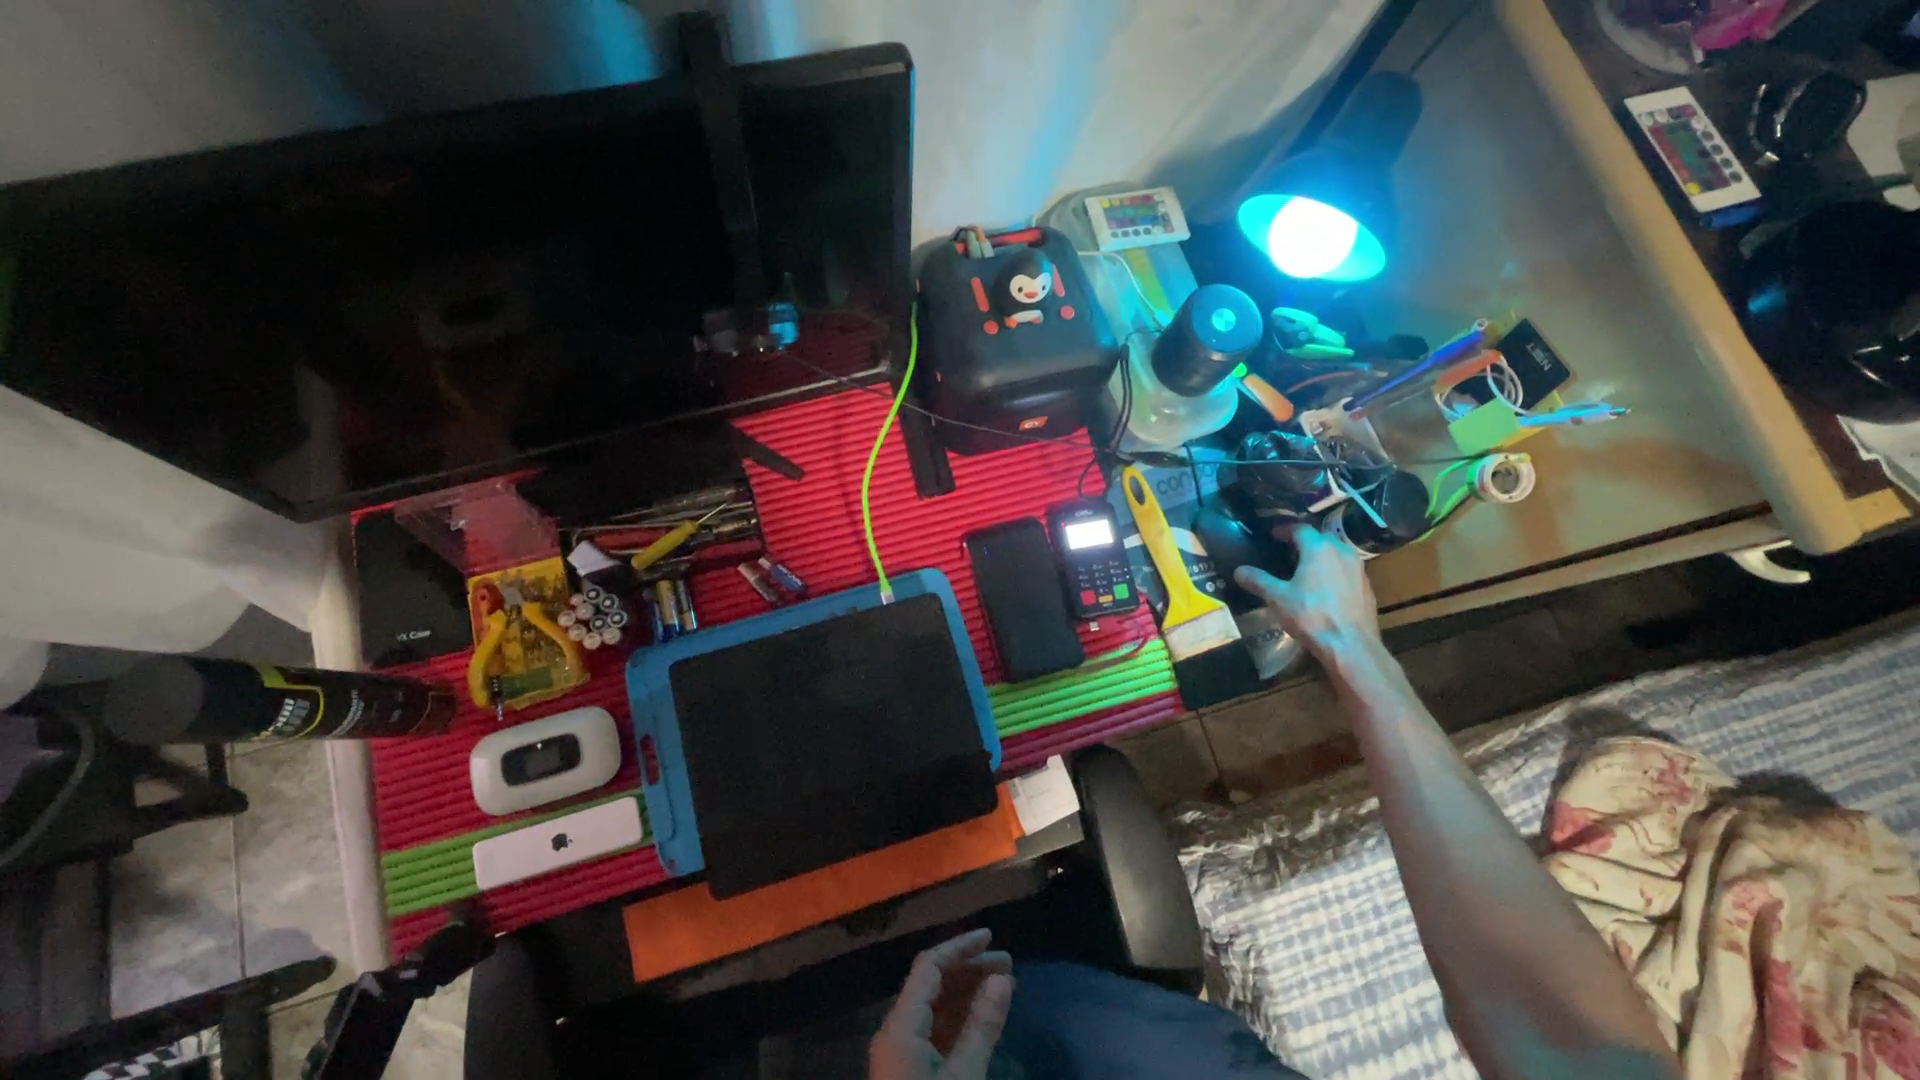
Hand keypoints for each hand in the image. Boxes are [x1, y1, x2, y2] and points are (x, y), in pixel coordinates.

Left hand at [870, 929, 1014, 1079]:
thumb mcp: (963, 1076)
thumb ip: (981, 1026)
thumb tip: (1001, 978)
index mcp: (900, 1026)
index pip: (928, 966)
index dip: (960, 947)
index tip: (991, 937)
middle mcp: (896, 1031)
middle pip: (932, 984)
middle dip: (969, 969)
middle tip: (1008, 964)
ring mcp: (901, 1053)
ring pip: (935, 1009)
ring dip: (968, 993)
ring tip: (1004, 986)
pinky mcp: (909, 1071)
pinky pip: (935, 1032)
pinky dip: (961, 1019)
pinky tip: (985, 1017)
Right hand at [1234, 523, 1379, 660]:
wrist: (1350, 644)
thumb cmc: (1310, 615)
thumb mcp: (1277, 598)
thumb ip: (1258, 581)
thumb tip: (1239, 571)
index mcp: (1318, 548)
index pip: (1300, 529)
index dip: (1285, 530)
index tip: (1274, 534)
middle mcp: (1342, 551)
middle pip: (1321, 538)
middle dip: (1305, 541)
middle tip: (1290, 550)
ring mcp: (1359, 568)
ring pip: (1337, 553)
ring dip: (1322, 556)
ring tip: (1308, 568)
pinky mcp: (1367, 586)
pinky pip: (1348, 570)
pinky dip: (1335, 572)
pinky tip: (1326, 588)